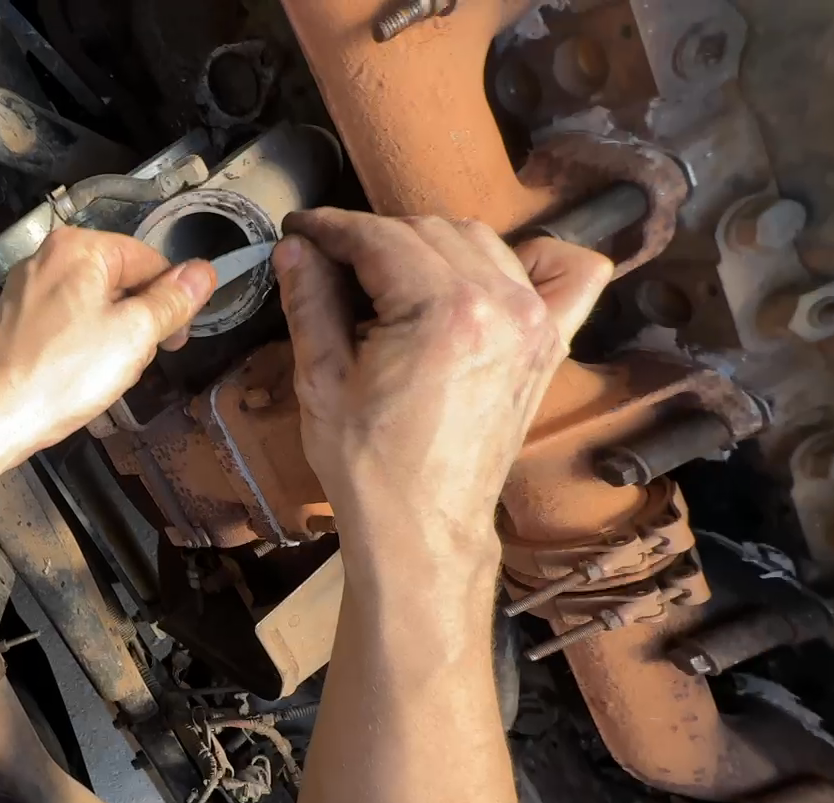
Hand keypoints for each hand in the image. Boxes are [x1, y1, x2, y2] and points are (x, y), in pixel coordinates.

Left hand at [0, 226, 215, 454]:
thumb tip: (203, 272)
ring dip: (108, 342)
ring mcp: (22, 295)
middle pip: (117, 284)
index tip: (177, 338)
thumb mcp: (134, 335)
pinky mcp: (10, 328)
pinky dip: (77, 351)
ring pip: (90, 310)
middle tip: (133, 362)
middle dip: (135, 323)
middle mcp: (43, 261)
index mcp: (77, 248)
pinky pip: (61, 330)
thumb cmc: (61, 375)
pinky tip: (74, 381)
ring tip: (100, 376)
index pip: (148, 260)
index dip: (172, 299)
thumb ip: (172, 301)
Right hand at [274, 208, 611, 564]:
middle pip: (428, 231)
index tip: (301, 229)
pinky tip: (480, 276)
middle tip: (327, 260)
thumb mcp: (320, 381)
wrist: (418, 518)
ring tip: (381, 275)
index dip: (332, 228)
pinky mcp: (551, 339)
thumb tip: (295, 251)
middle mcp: (500, 302)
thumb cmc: (364, 461)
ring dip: (426, 245)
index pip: (380, 239)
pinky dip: (523, 257)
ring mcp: (537, 318)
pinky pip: (563, 269)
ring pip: (481, 241)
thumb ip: (310, 306)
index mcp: (439, 312)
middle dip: (372, 237)